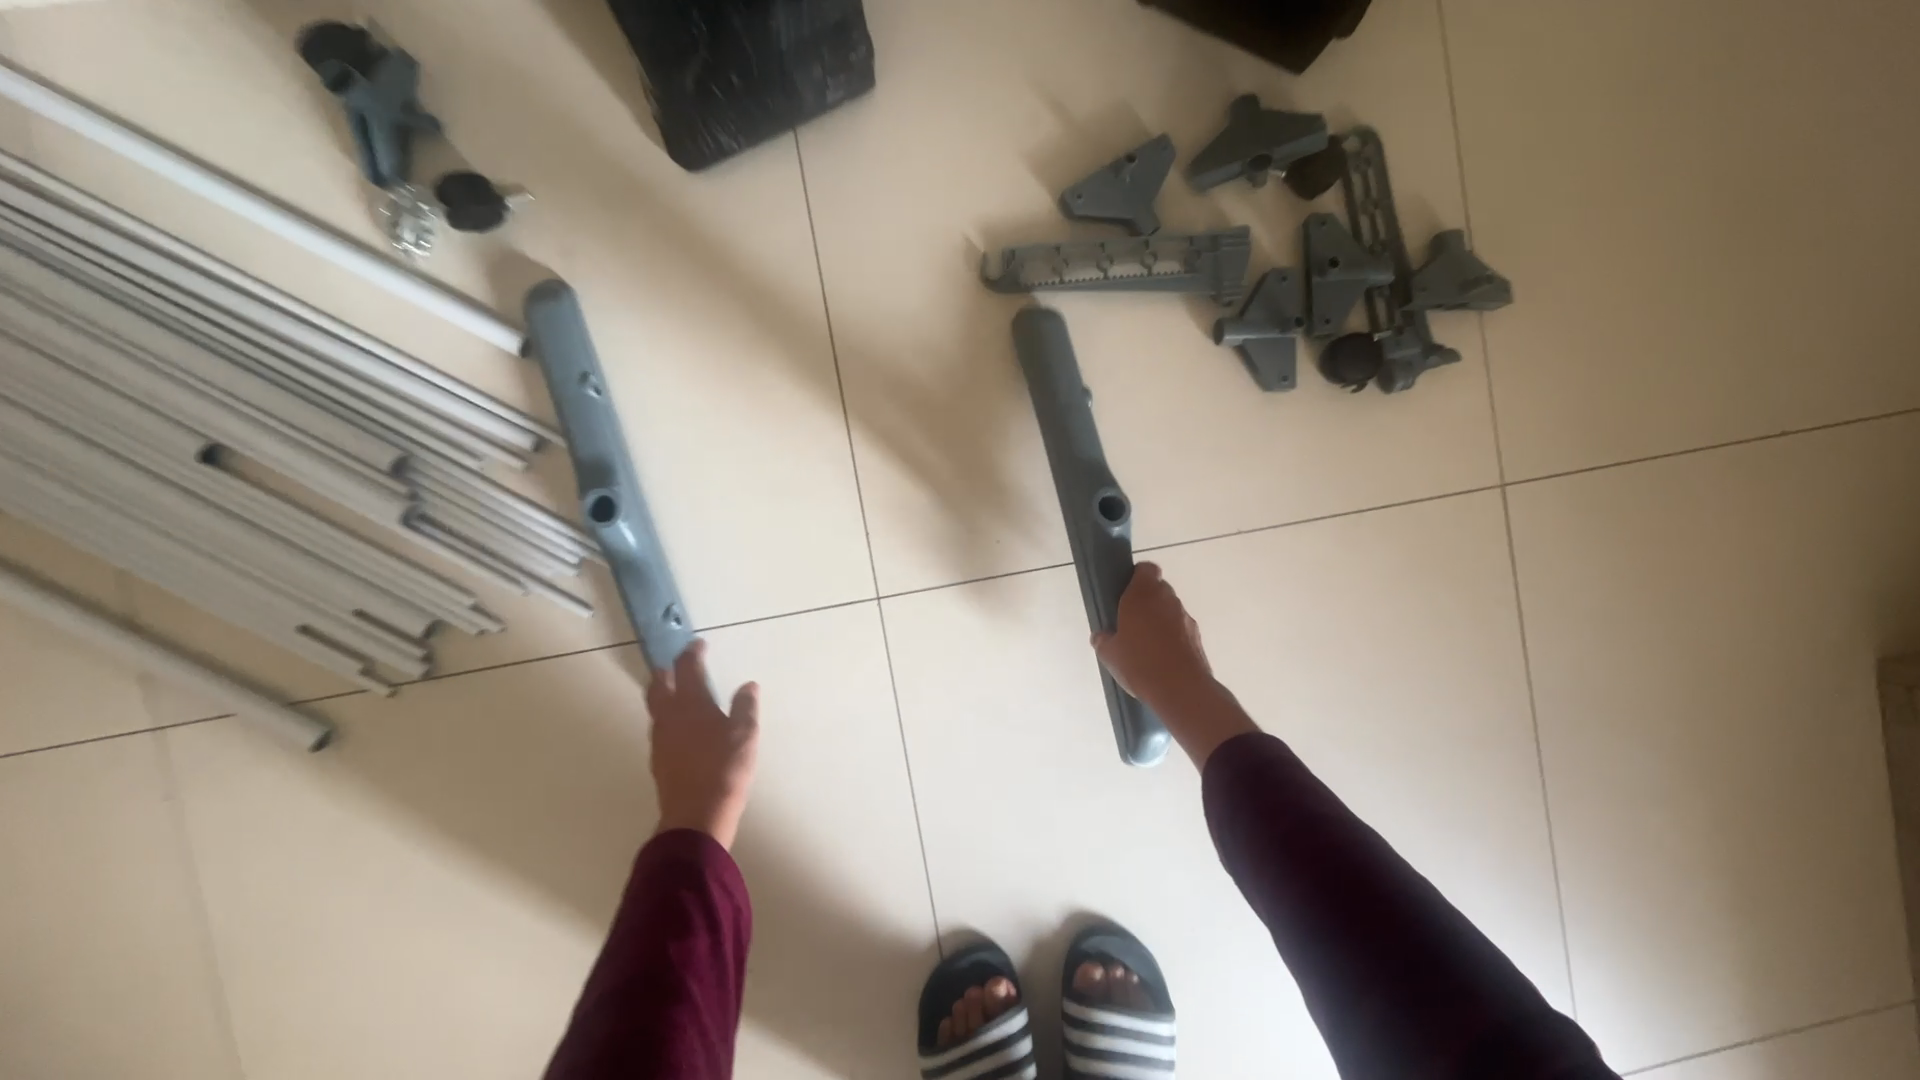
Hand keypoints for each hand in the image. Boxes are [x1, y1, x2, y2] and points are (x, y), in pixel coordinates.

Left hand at [647, 640, 759, 850]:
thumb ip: (745, 707)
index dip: (692, 653)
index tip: (698, 644)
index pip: (687, 669)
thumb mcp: (745, 735)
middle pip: (659, 685)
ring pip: (655, 707)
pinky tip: (678, 727)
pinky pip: (659, 727)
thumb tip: (748, 685)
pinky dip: (666, 717)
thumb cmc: (725, 769)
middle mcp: (670, 716)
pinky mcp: (658, 759)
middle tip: (674, 663)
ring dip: (663, 693)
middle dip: (666, 671)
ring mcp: (660, 739)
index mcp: (692, 704)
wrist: (697, 815)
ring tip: (675, 692)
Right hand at [1093, 563, 1213, 709]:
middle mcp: (1167, 599)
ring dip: (1160, 619)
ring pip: (1170, 609)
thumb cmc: (1139, 664)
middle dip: (1146, 601)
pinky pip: (1181, 629)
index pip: (1146, 569)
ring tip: (1146, 644)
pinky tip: (1161, 657)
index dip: (1137, 577)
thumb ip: (1103, 640)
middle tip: (1131, 621)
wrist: (1181, 689)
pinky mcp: (1197, 636)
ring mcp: (1185, 617)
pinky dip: (1172, 636)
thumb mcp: (1109, 654)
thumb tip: (1101, 636)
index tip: (1126, 592)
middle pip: (1158, 589)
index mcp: (1142, 595)